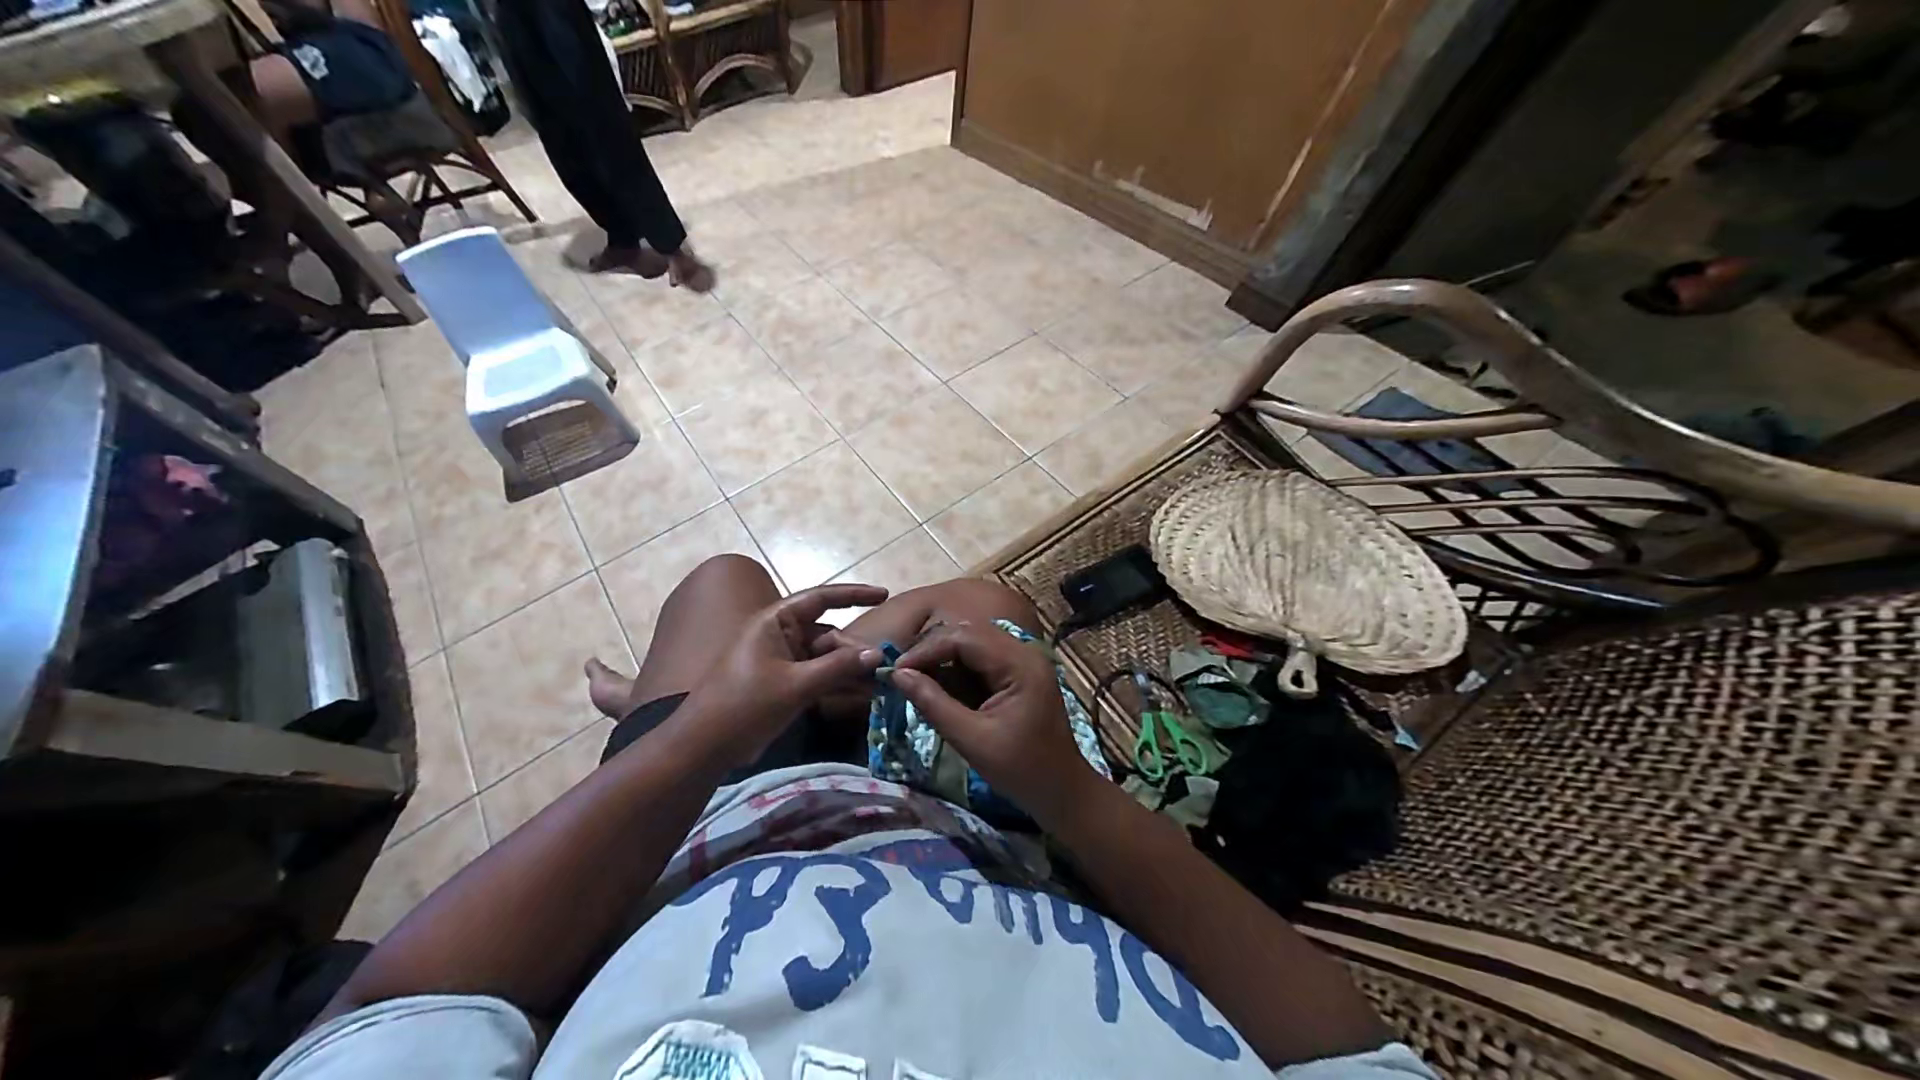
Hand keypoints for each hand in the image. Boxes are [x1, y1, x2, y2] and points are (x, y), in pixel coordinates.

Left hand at [682, 583, 887, 765]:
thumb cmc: (744, 705)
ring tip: (881, 685)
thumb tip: (877, 654)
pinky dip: (838, 683)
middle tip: (885, 670)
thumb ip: (838, 667)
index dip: (854, 593)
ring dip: (851, 669)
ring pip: (827, 657)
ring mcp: (782, 660)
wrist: (704, 747)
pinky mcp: (784, 684)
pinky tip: (864, 696)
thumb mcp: (795, 685)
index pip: (821, 598)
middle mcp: (780, 634)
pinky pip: (819, 676)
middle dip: (856, 649)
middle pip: (829, 633)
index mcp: (775, 621)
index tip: (885, 594)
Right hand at [890, 622, 1098, 820]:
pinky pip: (981, 660)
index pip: (964, 637)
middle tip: (902, 674)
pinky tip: (938, 687)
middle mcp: (1023, 652)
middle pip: (967, 634)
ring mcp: (1022, 661)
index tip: (896, 671)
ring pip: (972, 644)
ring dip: (942, 659)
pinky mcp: (1018, 673)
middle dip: (931, 651)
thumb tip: (898, 676)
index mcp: (1019, 663)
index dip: (926, 650)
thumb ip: (934, 704)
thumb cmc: (1022, 770)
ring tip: (914, 680)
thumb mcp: (972, 740)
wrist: (1063, 792)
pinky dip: (956, 670)